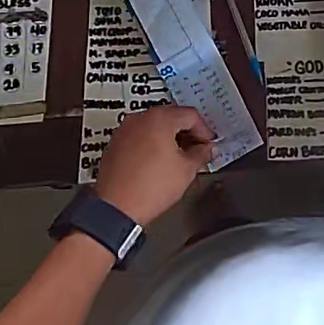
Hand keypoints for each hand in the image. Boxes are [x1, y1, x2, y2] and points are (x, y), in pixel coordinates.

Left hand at [93, 106, 214, 223]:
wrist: (116, 209)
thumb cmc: (148, 188)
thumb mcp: (186, 170)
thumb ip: (201, 154)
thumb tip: (206, 149)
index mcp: (160, 119)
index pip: (190, 115)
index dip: (204, 130)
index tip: (207, 143)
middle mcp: (140, 119)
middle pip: (171, 116)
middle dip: (187, 132)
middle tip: (197, 148)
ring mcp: (125, 130)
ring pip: (154, 125)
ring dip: (168, 137)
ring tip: (177, 157)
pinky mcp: (115, 144)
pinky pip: (139, 136)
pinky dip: (151, 143)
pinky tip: (157, 162)